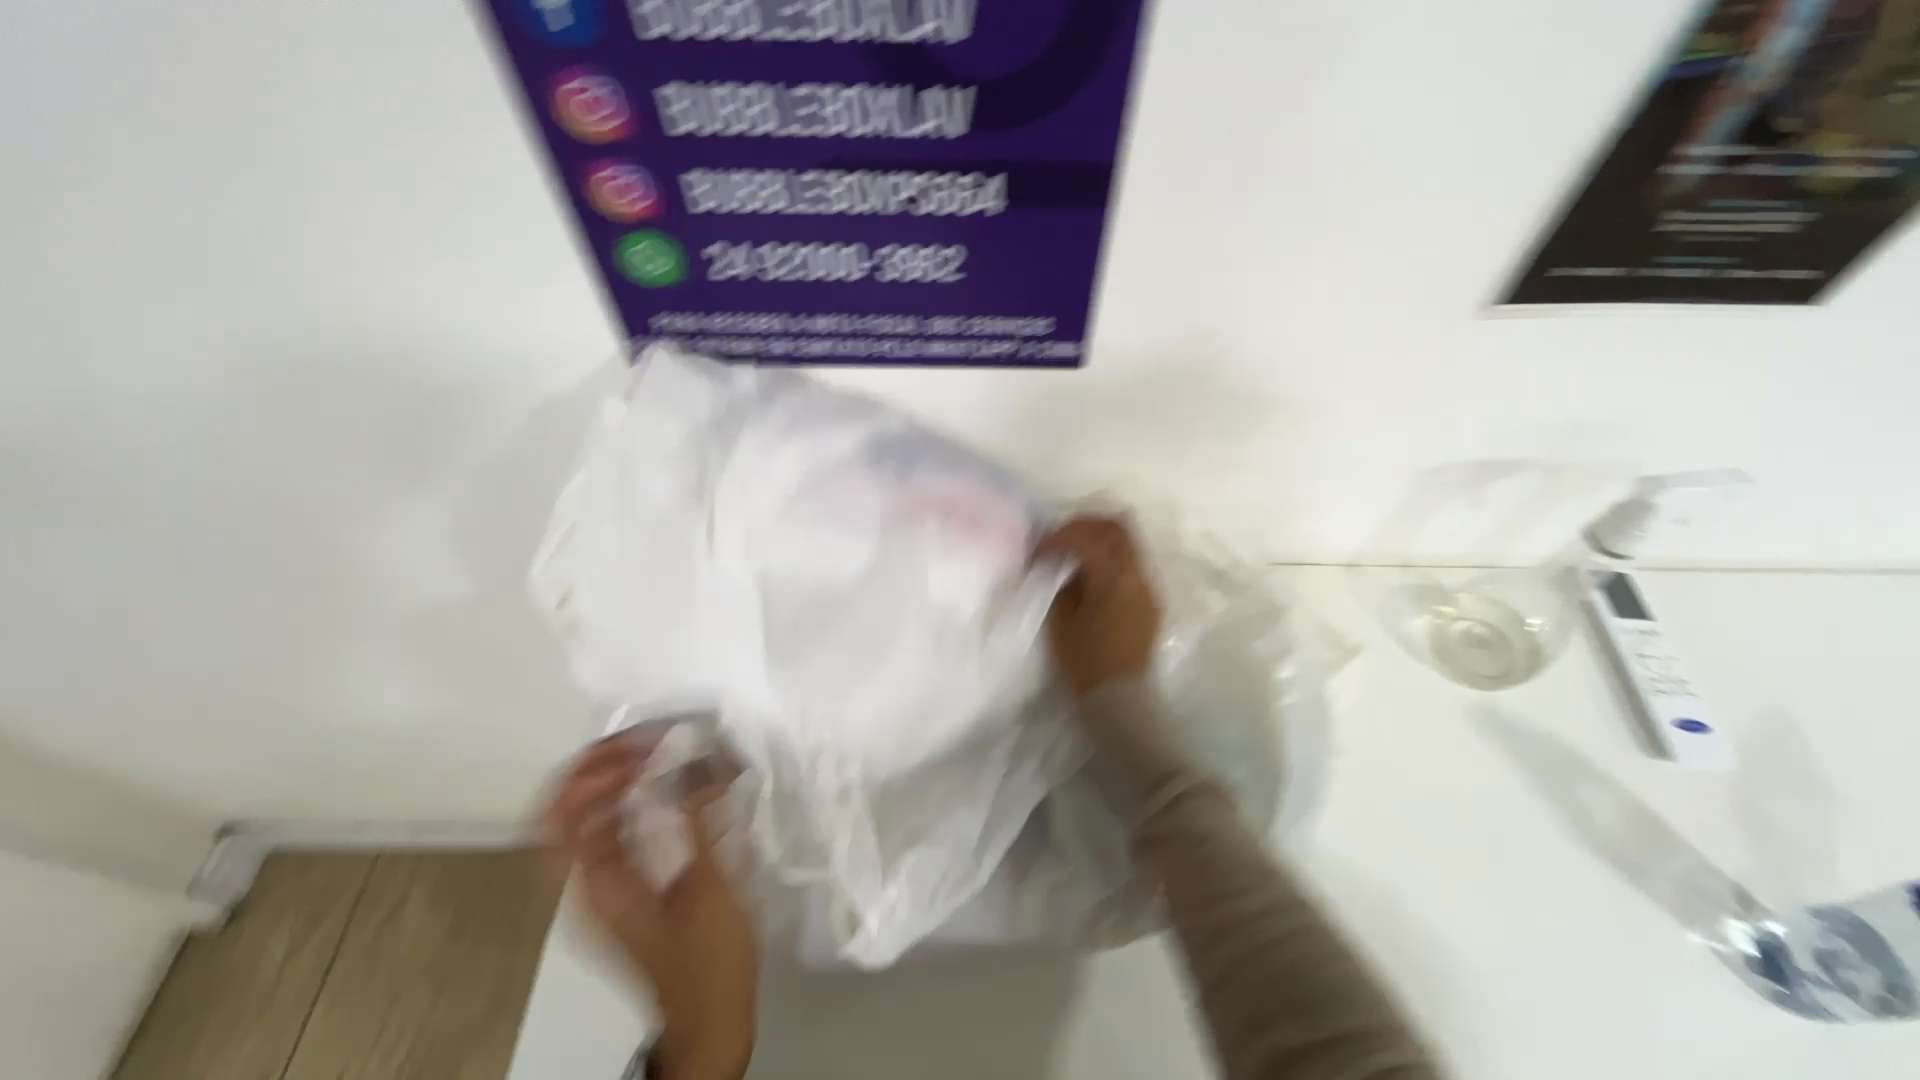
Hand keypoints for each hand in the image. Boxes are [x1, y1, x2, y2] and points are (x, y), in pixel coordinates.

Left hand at [540, 736, 756, 1079]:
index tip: (639, 750)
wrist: (711, 1018)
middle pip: (562, 812)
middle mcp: (589, 883)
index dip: (589, 775)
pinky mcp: (626, 887)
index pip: (559, 818)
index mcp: (598, 886)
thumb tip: (698, 772)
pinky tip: (665, 788)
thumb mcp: (708, 888)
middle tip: (644, 741)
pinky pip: (611, 832)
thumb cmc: (707, 961)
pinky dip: (629, 801)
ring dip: (611, 780)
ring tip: (653, 753)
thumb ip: (698, 825)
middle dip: (597, 767)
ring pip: (585, 819)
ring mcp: (604, 885)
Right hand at [1033, 514, 1161, 697]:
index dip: (1059, 536)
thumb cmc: (1087, 661)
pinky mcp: (1151, 601)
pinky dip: (1110, 559)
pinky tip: (1091, 577)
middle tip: (1059, 539)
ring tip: (1073, 556)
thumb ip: (1064, 584)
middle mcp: (1137, 574)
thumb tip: (1062, 566)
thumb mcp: (1063, 621)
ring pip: (1128, 543)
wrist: (1122, 698)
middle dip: (1085, 525)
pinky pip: (1132, 565)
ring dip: (1099, 540)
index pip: (1087, 535)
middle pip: (1117, 526)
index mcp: (1114, 576)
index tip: (1039, 551)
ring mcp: (1148, 587)